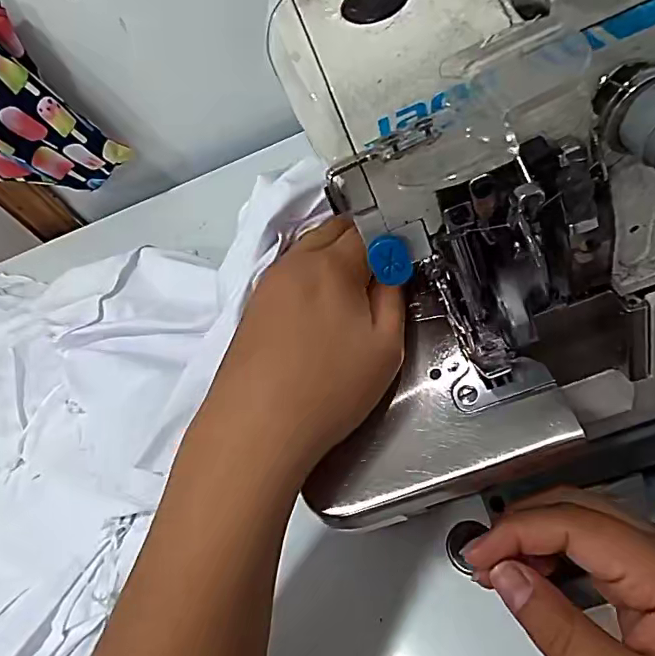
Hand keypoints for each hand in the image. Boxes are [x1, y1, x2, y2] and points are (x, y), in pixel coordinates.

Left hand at [179, 217, 404, 498]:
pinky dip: (308, 275)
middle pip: (333, 230)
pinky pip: (288, 273)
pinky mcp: (253, 305)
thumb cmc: (329, 389)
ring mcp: (269, 282)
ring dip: (331, 255)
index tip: (401, 261)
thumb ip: (393, 297)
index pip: (368, 230)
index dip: (390, 241)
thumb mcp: (385, 347)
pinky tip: (317, 310)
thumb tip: (390, 269)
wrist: (256, 426)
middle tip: (380, 272)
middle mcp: (296, 262)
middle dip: (360, 239)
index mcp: (332, 265)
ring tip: (350, 293)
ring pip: (307, 249)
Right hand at [462, 492, 654, 655]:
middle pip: (576, 506)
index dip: (514, 533)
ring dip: (537, 534)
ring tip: (502, 569)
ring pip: (585, 516)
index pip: (570, 523)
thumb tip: (508, 578)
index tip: (478, 558)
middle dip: (520, 525)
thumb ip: (561, 632)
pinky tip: (540, 574)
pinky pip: (599, 541)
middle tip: (482, 560)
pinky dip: (559, 549)